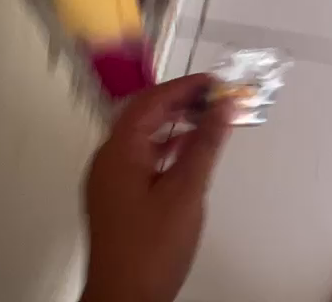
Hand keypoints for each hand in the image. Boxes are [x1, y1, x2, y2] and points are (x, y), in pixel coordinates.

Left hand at [81, 74, 234, 301]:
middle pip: (145, 114)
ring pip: (144, 135)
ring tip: (209, 119)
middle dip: (182, 102)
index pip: (152, 101)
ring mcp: (110, 180)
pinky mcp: (116, 198)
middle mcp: (108, 159)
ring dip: (176, 123)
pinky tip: (189, 151)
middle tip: (216, 97)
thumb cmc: (150, 249)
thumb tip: (223, 107)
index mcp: (118, 151)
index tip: (216, 83)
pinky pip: (142, 156)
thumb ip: (205, 143)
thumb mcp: (186, 190)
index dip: (185, 86)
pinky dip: (168, 146)